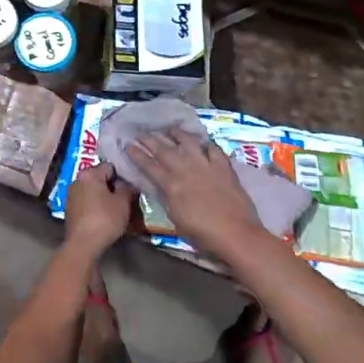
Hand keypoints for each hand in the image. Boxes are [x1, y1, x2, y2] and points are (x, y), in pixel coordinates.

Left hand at [63, 163, 133, 253]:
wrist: (83, 243)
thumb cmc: (105, 219)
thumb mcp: (123, 203)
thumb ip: (127, 188)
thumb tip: (127, 184)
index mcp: (88, 174)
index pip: (109, 167)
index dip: (122, 176)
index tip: (130, 187)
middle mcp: (76, 180)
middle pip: (99, 178)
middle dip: (112, 187)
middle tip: (125, 199)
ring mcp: (71, 195)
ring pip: (92, 191)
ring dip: (103, 197)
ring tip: (116, 209)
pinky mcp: (69, 208)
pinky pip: (86, 201)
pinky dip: (95, 205)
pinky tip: (103, 217)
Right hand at [126, 129, 261, 247]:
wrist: (235, 233)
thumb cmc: (201, 233)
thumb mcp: (174, 217)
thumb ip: (166, 198)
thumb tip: (158, 186)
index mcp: (170, 185)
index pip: (149, 165)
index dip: (137, 154)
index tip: (128, 145)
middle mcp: (185, 169)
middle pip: (164, 150)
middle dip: (150, 139)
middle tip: (141, 132)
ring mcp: (206, 166)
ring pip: (188, 143)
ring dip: (177, 134)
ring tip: (169, 129)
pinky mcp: (224, 168)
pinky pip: (214, 150)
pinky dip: (208, 145)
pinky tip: (204, 143)